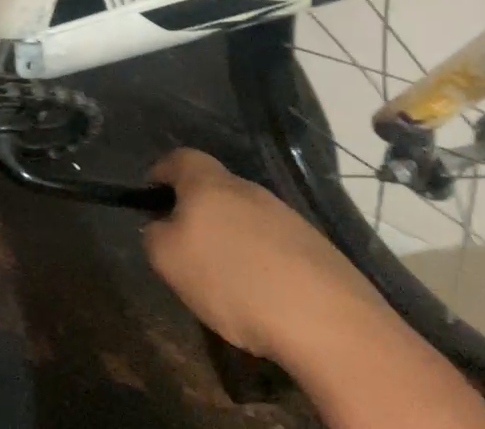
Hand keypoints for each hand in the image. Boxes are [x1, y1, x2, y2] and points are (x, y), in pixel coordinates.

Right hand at [143, 148, 388, 359]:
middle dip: (199, 211)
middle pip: (217, 190)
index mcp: (211, 185)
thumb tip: (165, 227)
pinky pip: (278, 247)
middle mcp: (253, 192)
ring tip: (227, 279)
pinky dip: (265, 264)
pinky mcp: (323, 253)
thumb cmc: (234, 280)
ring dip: (234, 239)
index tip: (151, 196)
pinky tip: (264, 297)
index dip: (162, 172)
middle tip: (187, 245)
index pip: (181, 158)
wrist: (333, 326)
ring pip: (249, 219)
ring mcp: (293, 221)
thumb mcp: (167, 259)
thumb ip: (155, 234)